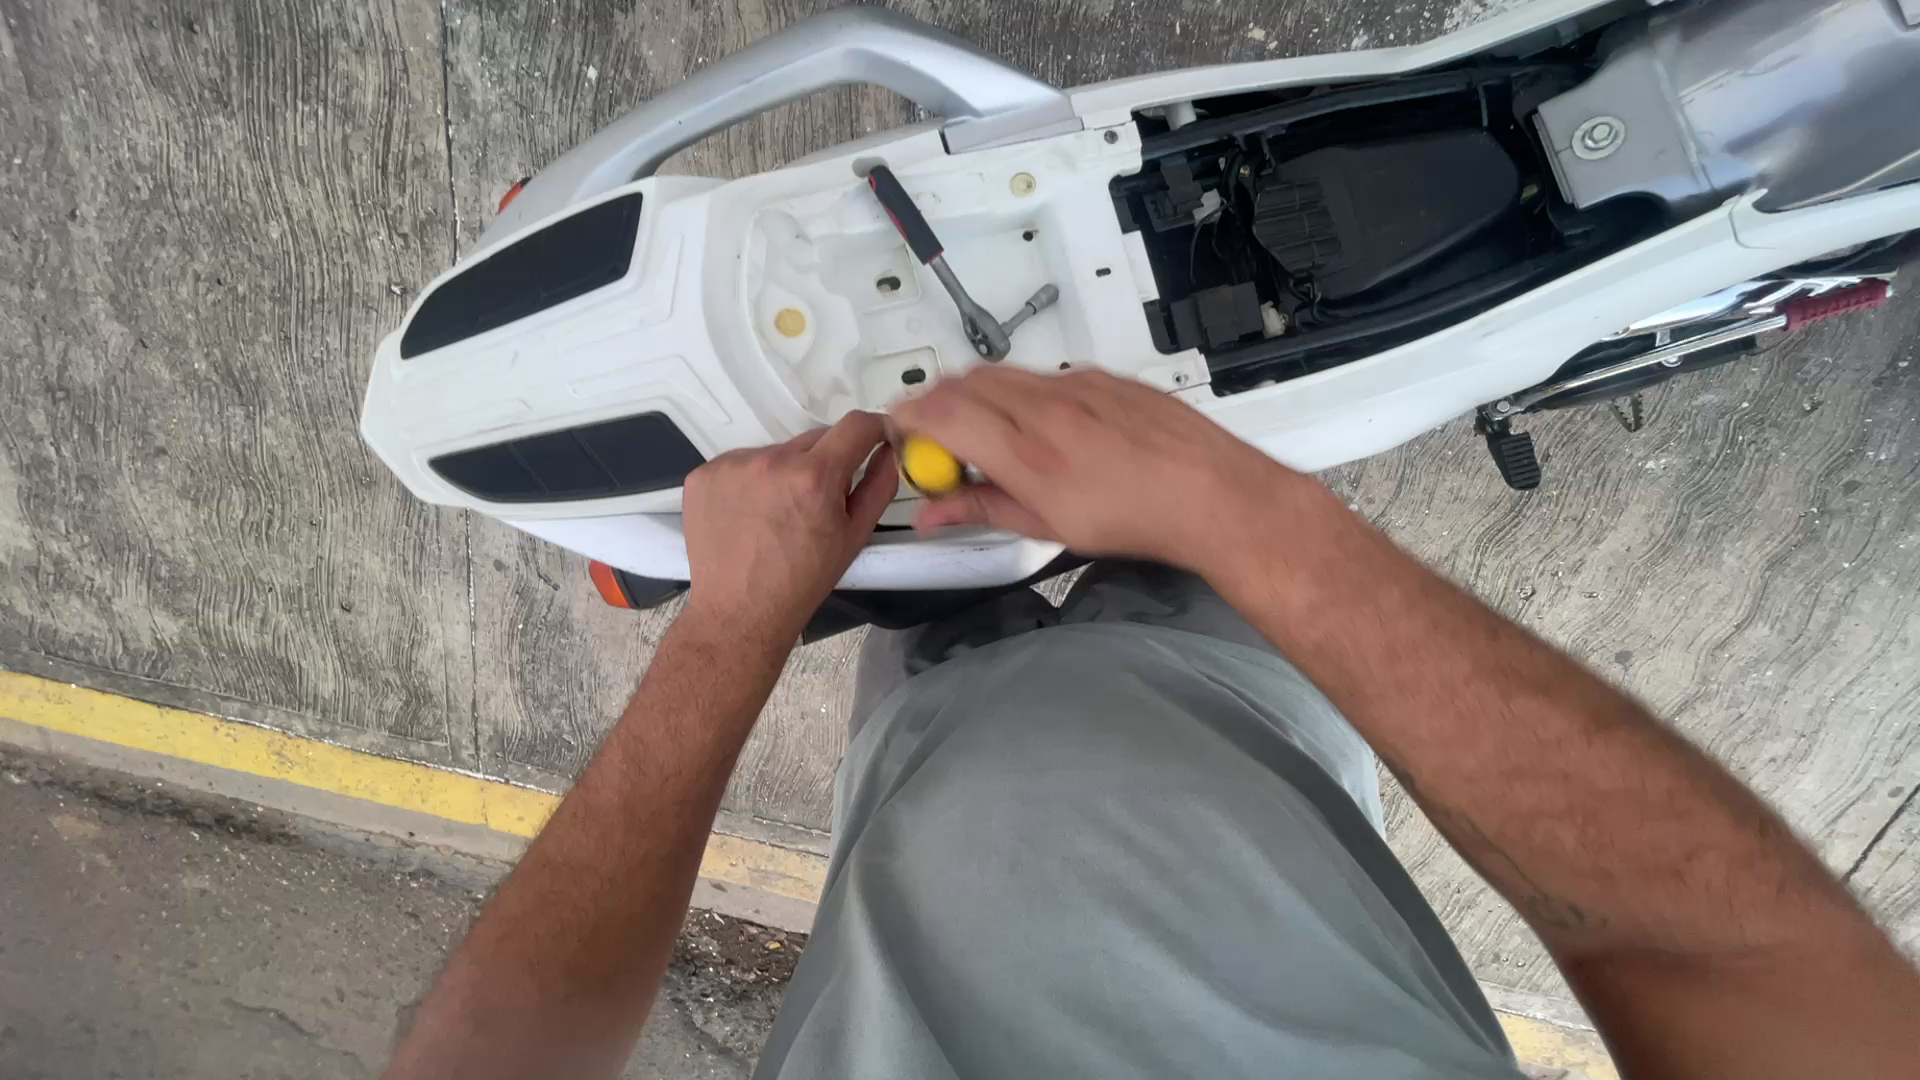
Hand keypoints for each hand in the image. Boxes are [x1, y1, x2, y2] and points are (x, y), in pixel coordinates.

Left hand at [680, 411, 895, 643]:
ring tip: (777, 514)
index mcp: (815, 477)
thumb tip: (888, 450)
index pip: (856, 425)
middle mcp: (771, 461)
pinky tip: (750, 515)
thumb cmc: (802, 581)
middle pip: (814, 439)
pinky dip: (750, 482)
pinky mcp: (704, 475)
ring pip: (776, 452)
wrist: (740, 611)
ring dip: (785, 472)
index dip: (873, 430)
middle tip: (817, 502)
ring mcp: (732, 465)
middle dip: (824, 463)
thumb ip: (878, 486)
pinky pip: (740, 463)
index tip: (874, 440)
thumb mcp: (854, 536)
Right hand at [890, 368, 1322, 578]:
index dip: (909, 418)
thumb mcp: (1049, 527)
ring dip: (977, 396)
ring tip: (986, 434)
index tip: (902, 431)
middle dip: (937, 404)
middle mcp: (1045, 407)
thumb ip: (983, 510)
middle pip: (964, 384)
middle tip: (938, 438)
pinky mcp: (1102, 377)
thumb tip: (936, 513)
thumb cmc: (1137, 520)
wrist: (1211, 495)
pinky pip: (1043, 375)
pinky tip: (1039, 425)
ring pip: (1002, 374)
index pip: (941, 414)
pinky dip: (1021, 392)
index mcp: (1026, 452)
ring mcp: (1076, 385)